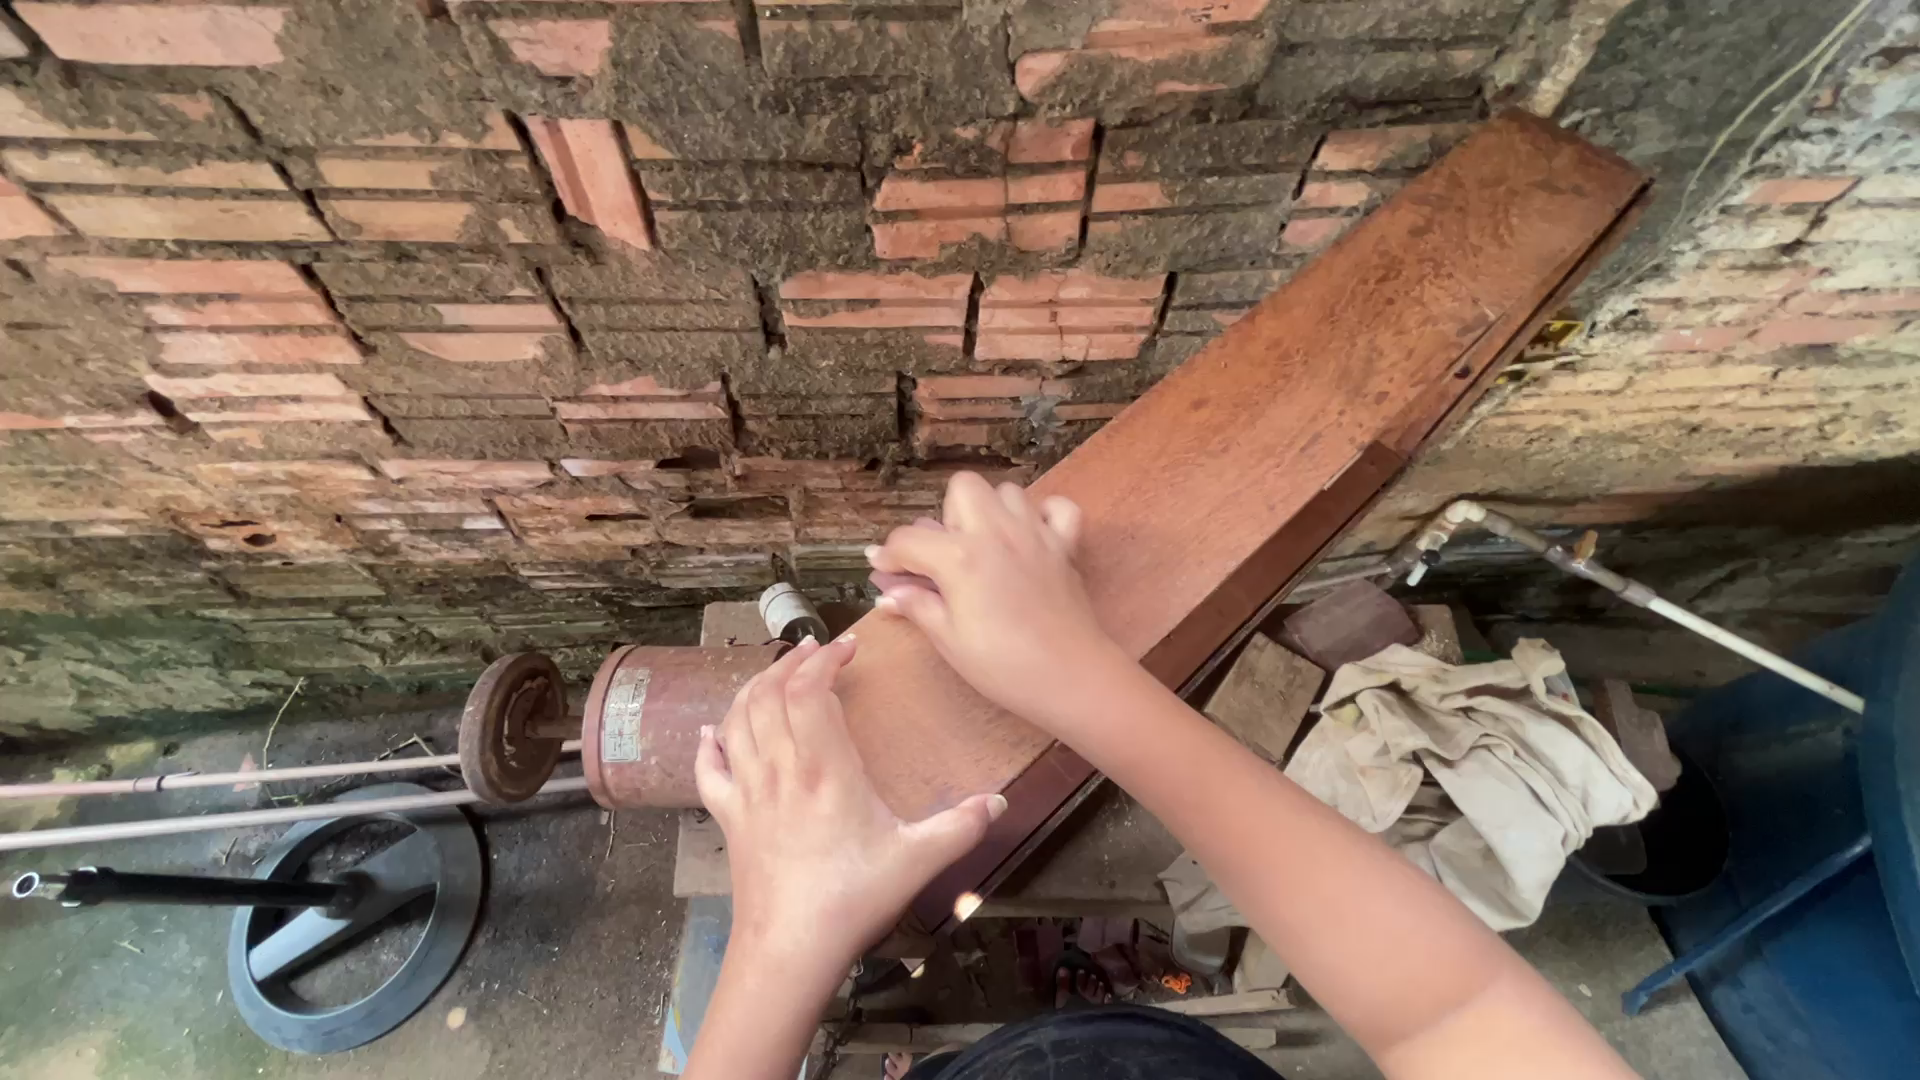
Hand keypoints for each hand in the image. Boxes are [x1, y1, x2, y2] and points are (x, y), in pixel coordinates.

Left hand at [694, 636, 1006, 980]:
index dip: (825, 659)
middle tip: (813, 649)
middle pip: (769, 694)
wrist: (788, 954)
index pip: (810, 690)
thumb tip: (1001, 801)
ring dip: (753, 688)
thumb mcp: (917, 860)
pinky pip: (708, 769)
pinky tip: (712, 730)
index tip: (848, 647)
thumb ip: (961, 826)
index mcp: (824, 769)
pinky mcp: (729, 819)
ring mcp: (747, 792)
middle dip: (790, 662)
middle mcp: (779, 769)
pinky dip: (708, 742)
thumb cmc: (852, 901)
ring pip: (737, 720)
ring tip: (775, 674)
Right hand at [865, 471, 1132, 730]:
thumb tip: (888, 593)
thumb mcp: (949, 639)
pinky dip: (1043, 514)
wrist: (1070, 678)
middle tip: (947, 557)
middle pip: (962, 487)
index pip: (909, 539)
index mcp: (960, 556)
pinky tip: (1030, 538)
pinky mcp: (1065, 545)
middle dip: (946, 515)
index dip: (889, 556)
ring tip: (985, 548)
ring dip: (989, 511)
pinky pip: (1058, 507)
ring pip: (1007, 492)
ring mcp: (1035, 534)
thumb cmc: (1003, 665)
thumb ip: (917, 605)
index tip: (884, 571)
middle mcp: (997, 532)